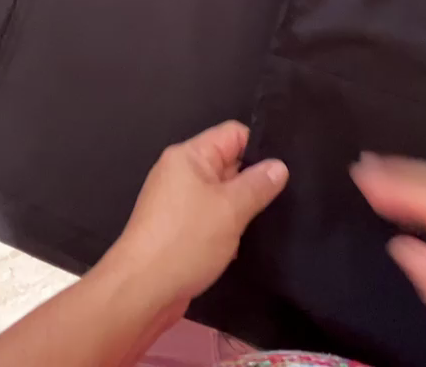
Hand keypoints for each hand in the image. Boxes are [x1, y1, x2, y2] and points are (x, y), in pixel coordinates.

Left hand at [97, 121, 288, 305]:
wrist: (141, 291)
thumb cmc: (186, 240)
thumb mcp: (230, 209)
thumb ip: (258, 184)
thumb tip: (279, 165)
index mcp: (189, 155)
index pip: (232, 134)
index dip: (259, 148)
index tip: (284, 170)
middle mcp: (181, 172)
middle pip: (227, 163)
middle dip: (252, 181)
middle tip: (283, 200)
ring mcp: (177, 201)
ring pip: (221, 194)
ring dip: (239, 210)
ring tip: (266, 225)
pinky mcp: (177, 229)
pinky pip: (209, 217)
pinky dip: (225, 229)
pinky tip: (241, 246)